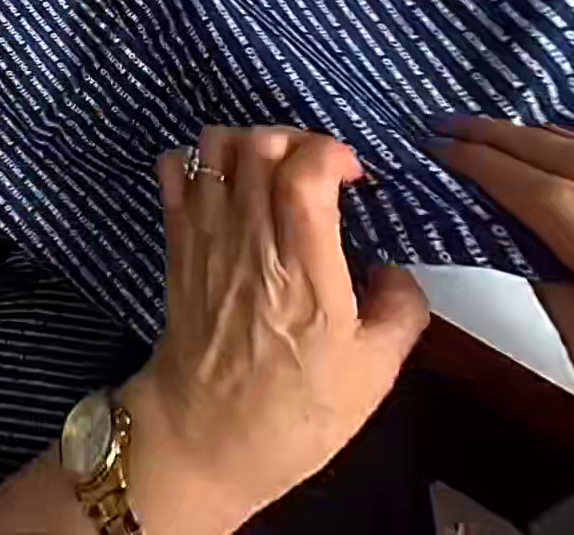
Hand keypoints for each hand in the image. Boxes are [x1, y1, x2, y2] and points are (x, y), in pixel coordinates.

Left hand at [120, 127, 430, 533]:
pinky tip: (220, 180)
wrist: (205, 435)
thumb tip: (394, 267)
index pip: (305, 172)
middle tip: (313, 166)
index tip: (350, 174)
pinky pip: (173, 169)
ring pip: (215, 145)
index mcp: (304, 270)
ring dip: (246, 141)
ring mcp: (207, 233)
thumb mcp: (373, 374)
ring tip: (269, 167)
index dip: (331, 153)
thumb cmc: (293, 410)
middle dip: (296, 138)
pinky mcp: (177, 237)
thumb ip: (400, 309)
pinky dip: (194, 159)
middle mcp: (251, 238)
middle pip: (261, 145)